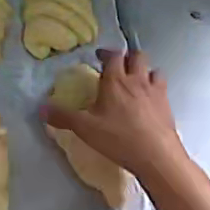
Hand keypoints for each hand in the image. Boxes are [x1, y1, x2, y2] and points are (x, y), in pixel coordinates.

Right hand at [43, 47, 188, 181]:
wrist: (157, 156)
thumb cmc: (119, 138)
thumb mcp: (86, 129)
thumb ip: (63, 117)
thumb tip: (41, 108)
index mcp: (115, 80)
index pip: (113, 56)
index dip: (106, 53)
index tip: (99, 57)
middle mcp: (137, 80)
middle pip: (137, 56)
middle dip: (127, 57)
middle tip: (119, 66)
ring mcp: (155, 92)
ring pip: (153, 70)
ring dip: (145, 71)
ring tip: (137, 81)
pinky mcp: (168, 106)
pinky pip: (163, 88)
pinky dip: (156, 88)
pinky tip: (150, 101)